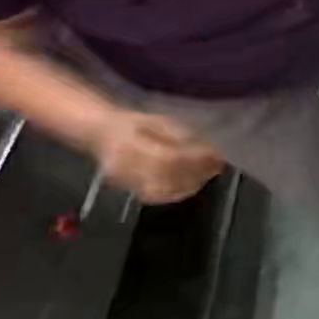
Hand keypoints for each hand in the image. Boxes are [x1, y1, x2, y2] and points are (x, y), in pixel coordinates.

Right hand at [91, 110, 224, 204]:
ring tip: (208, 175)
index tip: (217, 155)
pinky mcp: (126, 189)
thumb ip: (181, 136)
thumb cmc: (135, 123)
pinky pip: (154, 197)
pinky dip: (176, 194)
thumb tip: (208, 151)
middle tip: (217, 167)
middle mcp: (124, 165)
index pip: (169, 157)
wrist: (101, 133)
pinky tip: (191, 186)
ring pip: (161, 191)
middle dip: (196, 173)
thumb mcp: (160, 121)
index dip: (196, 159)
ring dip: (189, 185)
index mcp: (131, 142)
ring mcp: (124, 180)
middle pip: (166, 176)